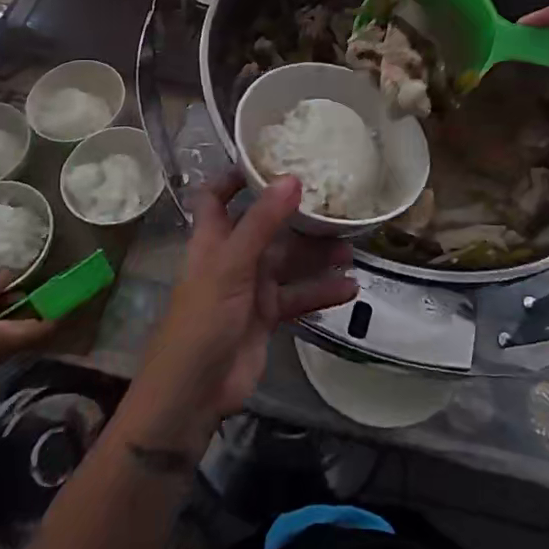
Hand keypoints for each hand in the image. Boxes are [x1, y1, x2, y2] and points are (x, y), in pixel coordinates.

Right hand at [0, 271, 57, 394]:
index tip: (72, 291)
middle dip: (40, 305)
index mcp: (9, 337)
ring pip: (17, 329)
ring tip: (11, 285)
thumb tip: (11, 275)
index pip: (46, 326)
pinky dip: (3, 316)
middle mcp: (7, 350)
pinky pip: (2, 333)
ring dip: (19, 309)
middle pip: (34, 328)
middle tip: (45, 281)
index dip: (61, 309)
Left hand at [138, 175, 356, 419]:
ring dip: (316, 256)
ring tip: (352, 247)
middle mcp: (232, 257)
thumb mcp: (232, 263)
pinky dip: (321, 292)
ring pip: (288, 263)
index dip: (235, 178)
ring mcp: (250, 288)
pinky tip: (350, 288)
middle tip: (334, 205)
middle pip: (266, 229)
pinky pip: (298, 297)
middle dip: (296, 219)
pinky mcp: (266, 317)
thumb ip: (262, 222)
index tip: (268, 159)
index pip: (216, 196)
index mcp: (212, 238)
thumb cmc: (205, 316)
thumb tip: (291, 178)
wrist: (196, 389)